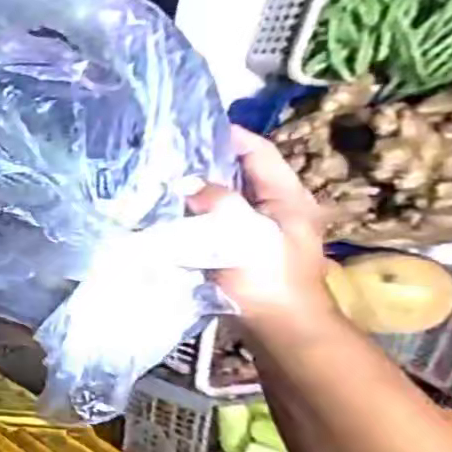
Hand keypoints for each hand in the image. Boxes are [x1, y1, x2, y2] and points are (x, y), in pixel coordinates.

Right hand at [188, 127, 336, 328]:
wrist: (280, 328)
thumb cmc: (267, 277)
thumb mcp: (242, 233)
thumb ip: (216, 201)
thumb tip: (187, 181)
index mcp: (288, 198)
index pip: (260, 153)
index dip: (231, 135)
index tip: (195, 124)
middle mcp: (278, 208)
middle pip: (242, 174)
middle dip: (209, 161)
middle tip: (170, 151)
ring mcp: (261, 231)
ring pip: (227, 198)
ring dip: (199, 188)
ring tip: (163, 178)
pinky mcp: (244, 251)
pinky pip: (217, 221)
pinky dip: (196, 213)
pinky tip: (171, 213)